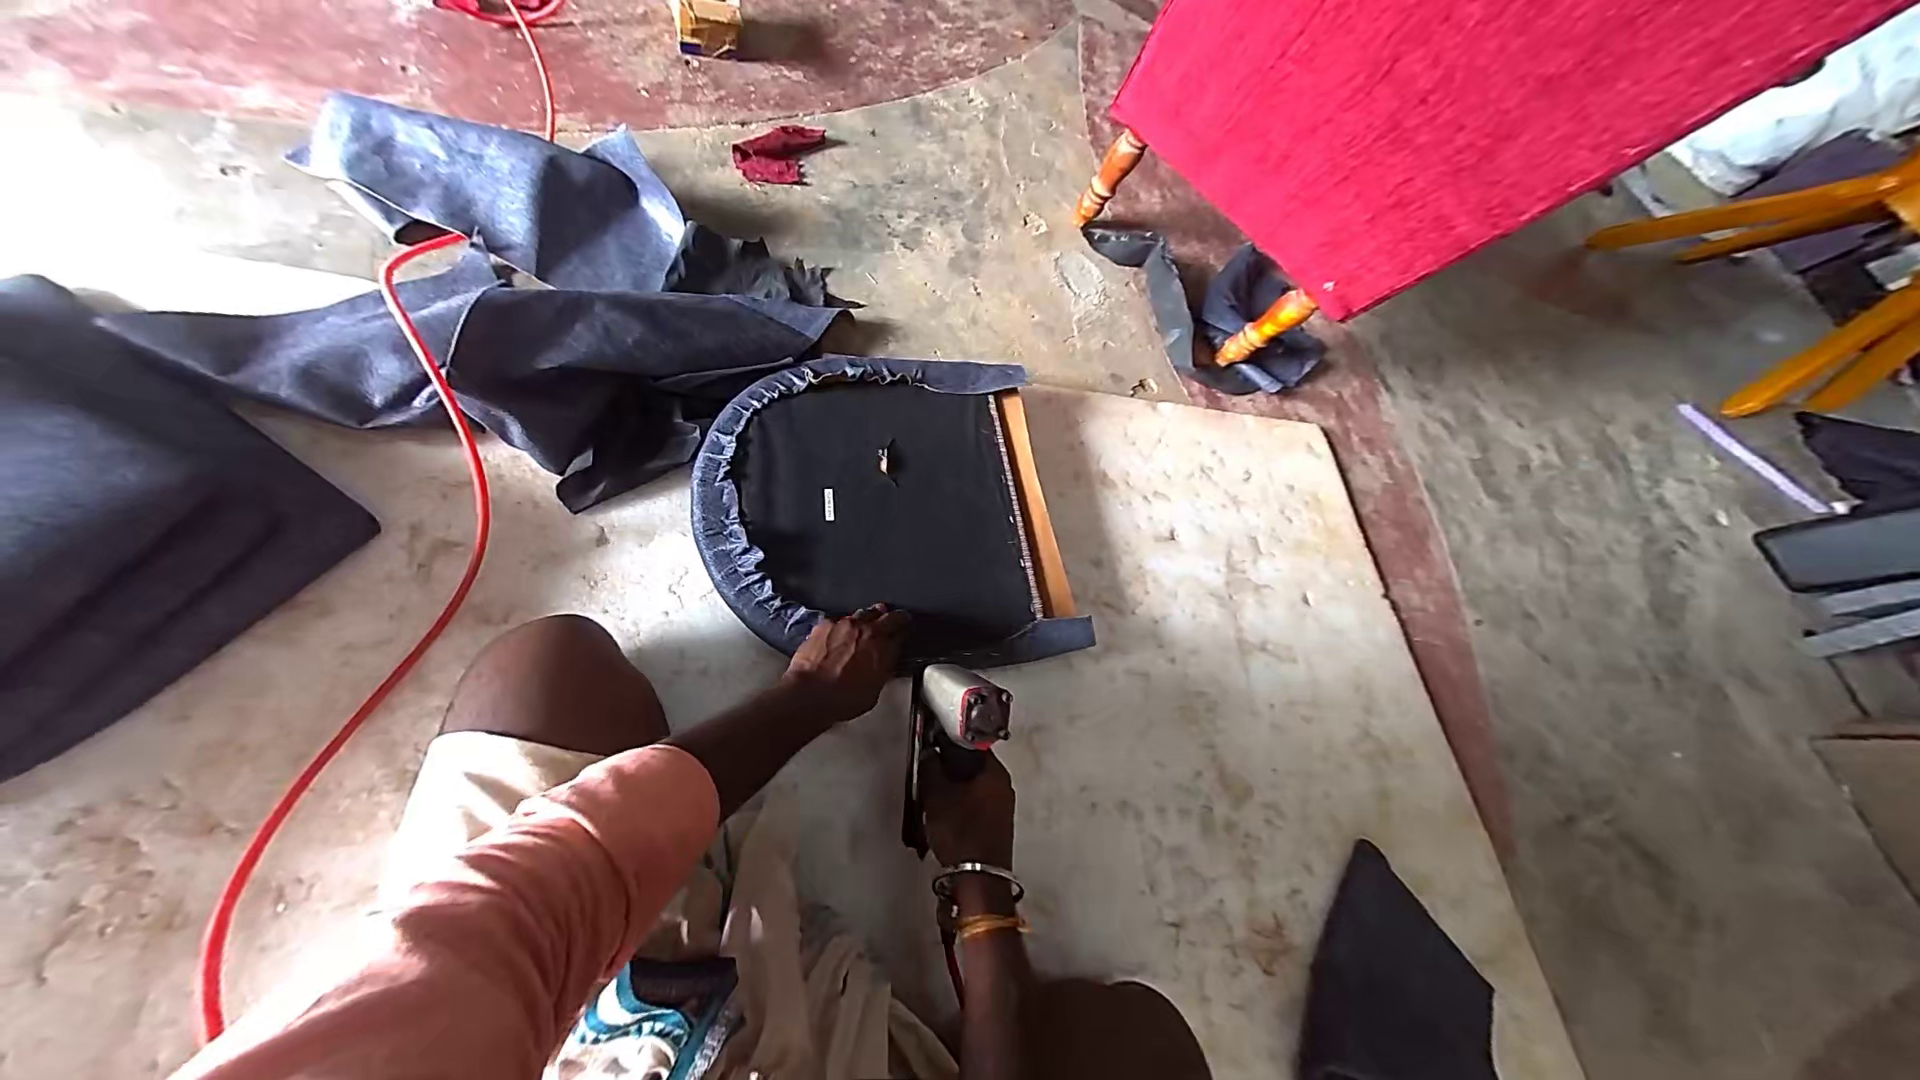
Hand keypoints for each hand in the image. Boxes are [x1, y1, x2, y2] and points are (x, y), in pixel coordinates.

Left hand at [779, 605, 909, 723]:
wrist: (810, 693)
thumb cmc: (842, 698)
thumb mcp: (875, 690)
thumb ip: (884, 669)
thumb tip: (887, 663)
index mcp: (884, 646)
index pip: (901, 630)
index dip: (904, 630)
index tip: (904, 631)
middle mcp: (867, 630)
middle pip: (886, 615)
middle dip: (891, 618)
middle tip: (893, 620)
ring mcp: (845, 624)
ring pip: (863, 613)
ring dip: (868, 618)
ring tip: (866, 625)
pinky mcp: (826, 624)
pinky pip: (840, 619)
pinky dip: (844, 625)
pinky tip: (840, 633)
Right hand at [921, 750, 1015, 869]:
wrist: (977, 879)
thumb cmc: (961, 834)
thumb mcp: (936, 794)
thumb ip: (930, 766)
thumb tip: (929, 753)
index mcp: (995, 772)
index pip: (971, 743)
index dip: (948, 741)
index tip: (933, 742)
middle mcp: (1003, 786)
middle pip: (972, 765)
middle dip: (949, 768)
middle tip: (930, 772)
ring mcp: (1002, 807)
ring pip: (972, 786)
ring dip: (953, 788)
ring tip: (933, 798)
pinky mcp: (996, 825)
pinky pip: (975, 804)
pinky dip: (960, 804)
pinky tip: (944, 816)